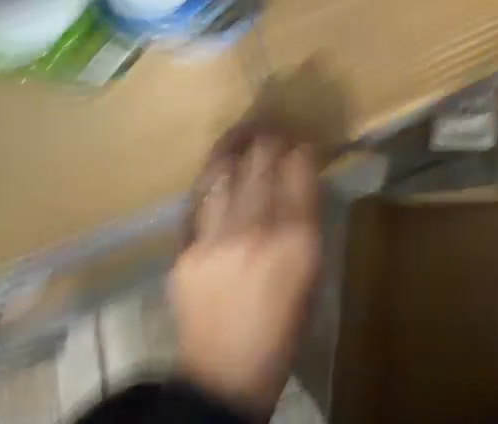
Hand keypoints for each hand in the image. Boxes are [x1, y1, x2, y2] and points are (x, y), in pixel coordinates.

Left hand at [170, 128, 322, 416]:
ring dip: (235, 147)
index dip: (301, 145)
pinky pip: (198, 201)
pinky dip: (210, 180)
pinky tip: (217, 170)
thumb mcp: (313, 271)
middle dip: (269, 136)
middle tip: (272, 124)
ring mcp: (215, 239)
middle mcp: (255, 229)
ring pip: (223, 172)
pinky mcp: (184, 252)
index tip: (303, 138)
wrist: (226, 374)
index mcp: (297, 237)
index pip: (299, 166)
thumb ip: (306, 220)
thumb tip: (301, 178)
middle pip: (260, 160)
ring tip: (243, 131)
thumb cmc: (284, 326)